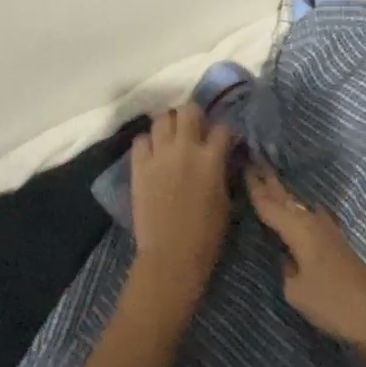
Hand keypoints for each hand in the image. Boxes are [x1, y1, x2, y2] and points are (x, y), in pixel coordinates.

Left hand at [129, 104, 235, 294]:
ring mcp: (159, 156)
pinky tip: (152, 153)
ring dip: (169, 125)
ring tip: (171, 137)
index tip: (223, 140)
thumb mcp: (226, 200)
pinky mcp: (139, 167)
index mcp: (211, 158)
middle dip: (194, 116)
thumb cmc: (207, 234)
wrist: (171, 256)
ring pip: (162, 119)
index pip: (223, 128)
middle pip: (189, 110)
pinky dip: (147, 143)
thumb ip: (222, 172)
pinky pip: (140, 141)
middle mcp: (185, 149)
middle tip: (194, 129)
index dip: (224, 132)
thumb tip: (222, 159)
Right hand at [246, 166, 365, 353]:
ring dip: (283, 192)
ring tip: (268, 178)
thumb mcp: (295, 290)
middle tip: (253, 159)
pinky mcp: (336, 240)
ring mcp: (327, 229)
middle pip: (286, 197)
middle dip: (269, 179)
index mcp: (299, 229)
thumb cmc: (332, 303)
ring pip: (298, 204)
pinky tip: (295, 208)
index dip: (254, 186)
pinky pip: (309, 215)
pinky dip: (296, 208)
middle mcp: (313, 222)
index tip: (242, 163)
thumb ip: (284, 266)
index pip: (269, 204)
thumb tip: (284, 254)